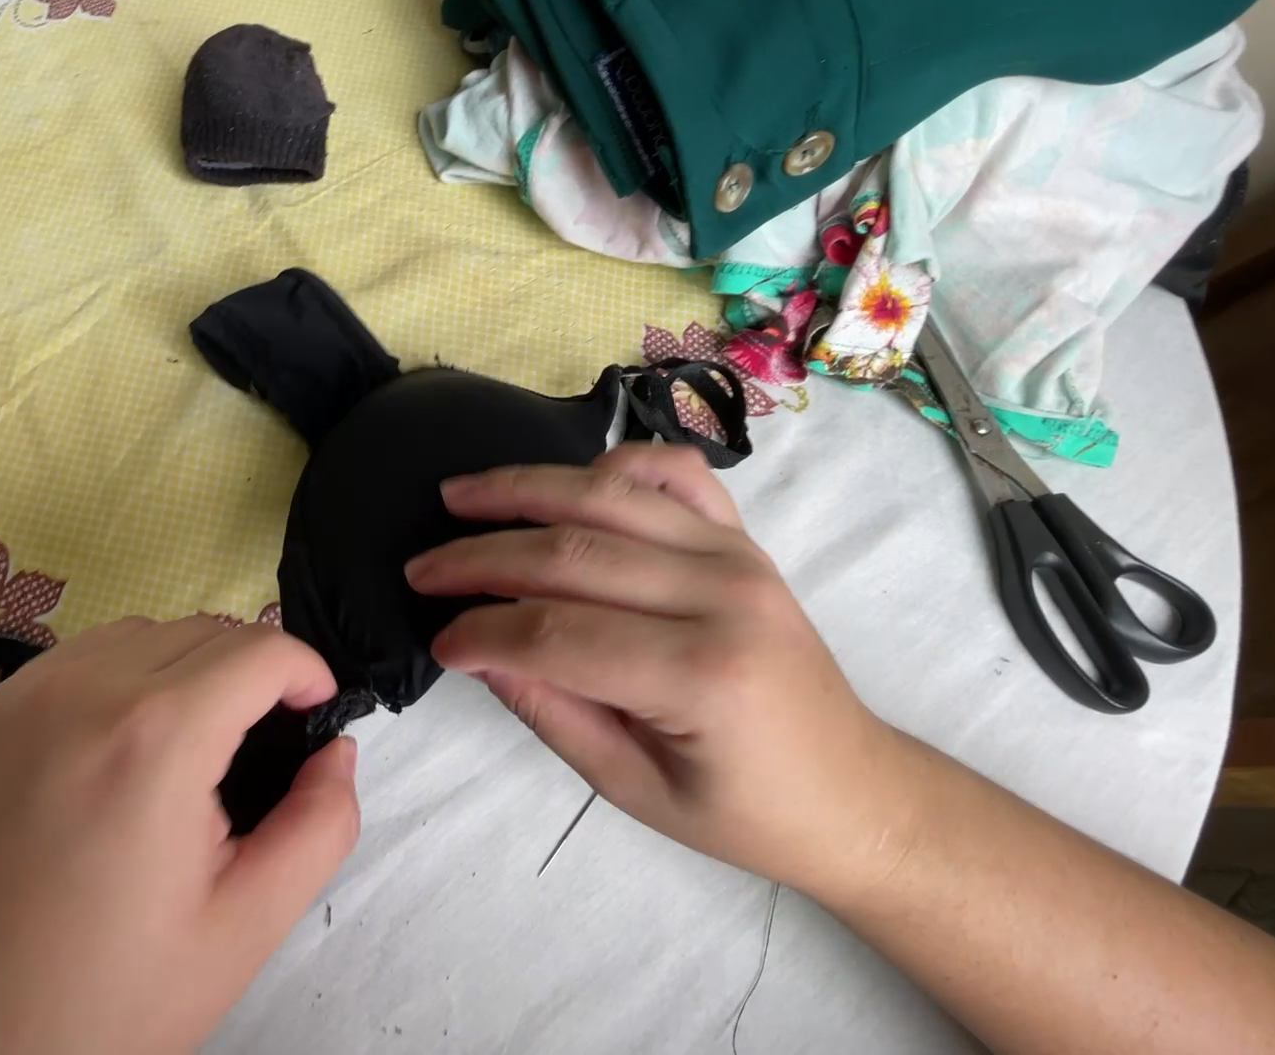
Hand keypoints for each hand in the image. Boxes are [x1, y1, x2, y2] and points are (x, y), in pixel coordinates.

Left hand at [0, 617, 359, 1054]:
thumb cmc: (98, 1003)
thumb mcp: (243, 928)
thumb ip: (319, 826)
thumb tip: (335, 754)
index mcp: (156, 735)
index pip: (262, 649)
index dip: (308, 672)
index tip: (317, 717)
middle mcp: (84, 688)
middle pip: (207, 630)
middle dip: (256, 670)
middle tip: (262, 745)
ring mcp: (22, 696)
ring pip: (145, 631)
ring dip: (191, 665)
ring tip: (195, 745)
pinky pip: (82, 657)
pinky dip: (127, 673)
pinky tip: (122, 746)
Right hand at [405, 444, 917, 894]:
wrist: (854, 791)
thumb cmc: (743, 810)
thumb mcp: (632, 788)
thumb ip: (549, 711)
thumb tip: (475, 652)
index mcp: (700, 674)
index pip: (555, 634)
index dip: (481, 634)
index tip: (437, 643)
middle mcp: (721, 594)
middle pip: (570, 553)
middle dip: (479, 558)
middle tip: (421, 569)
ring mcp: (738, 554)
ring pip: (608, 496)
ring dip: (522, 490)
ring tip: (458, 495)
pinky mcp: (744, 539)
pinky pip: (675, 475)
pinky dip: (615, 463)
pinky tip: (570, 480)